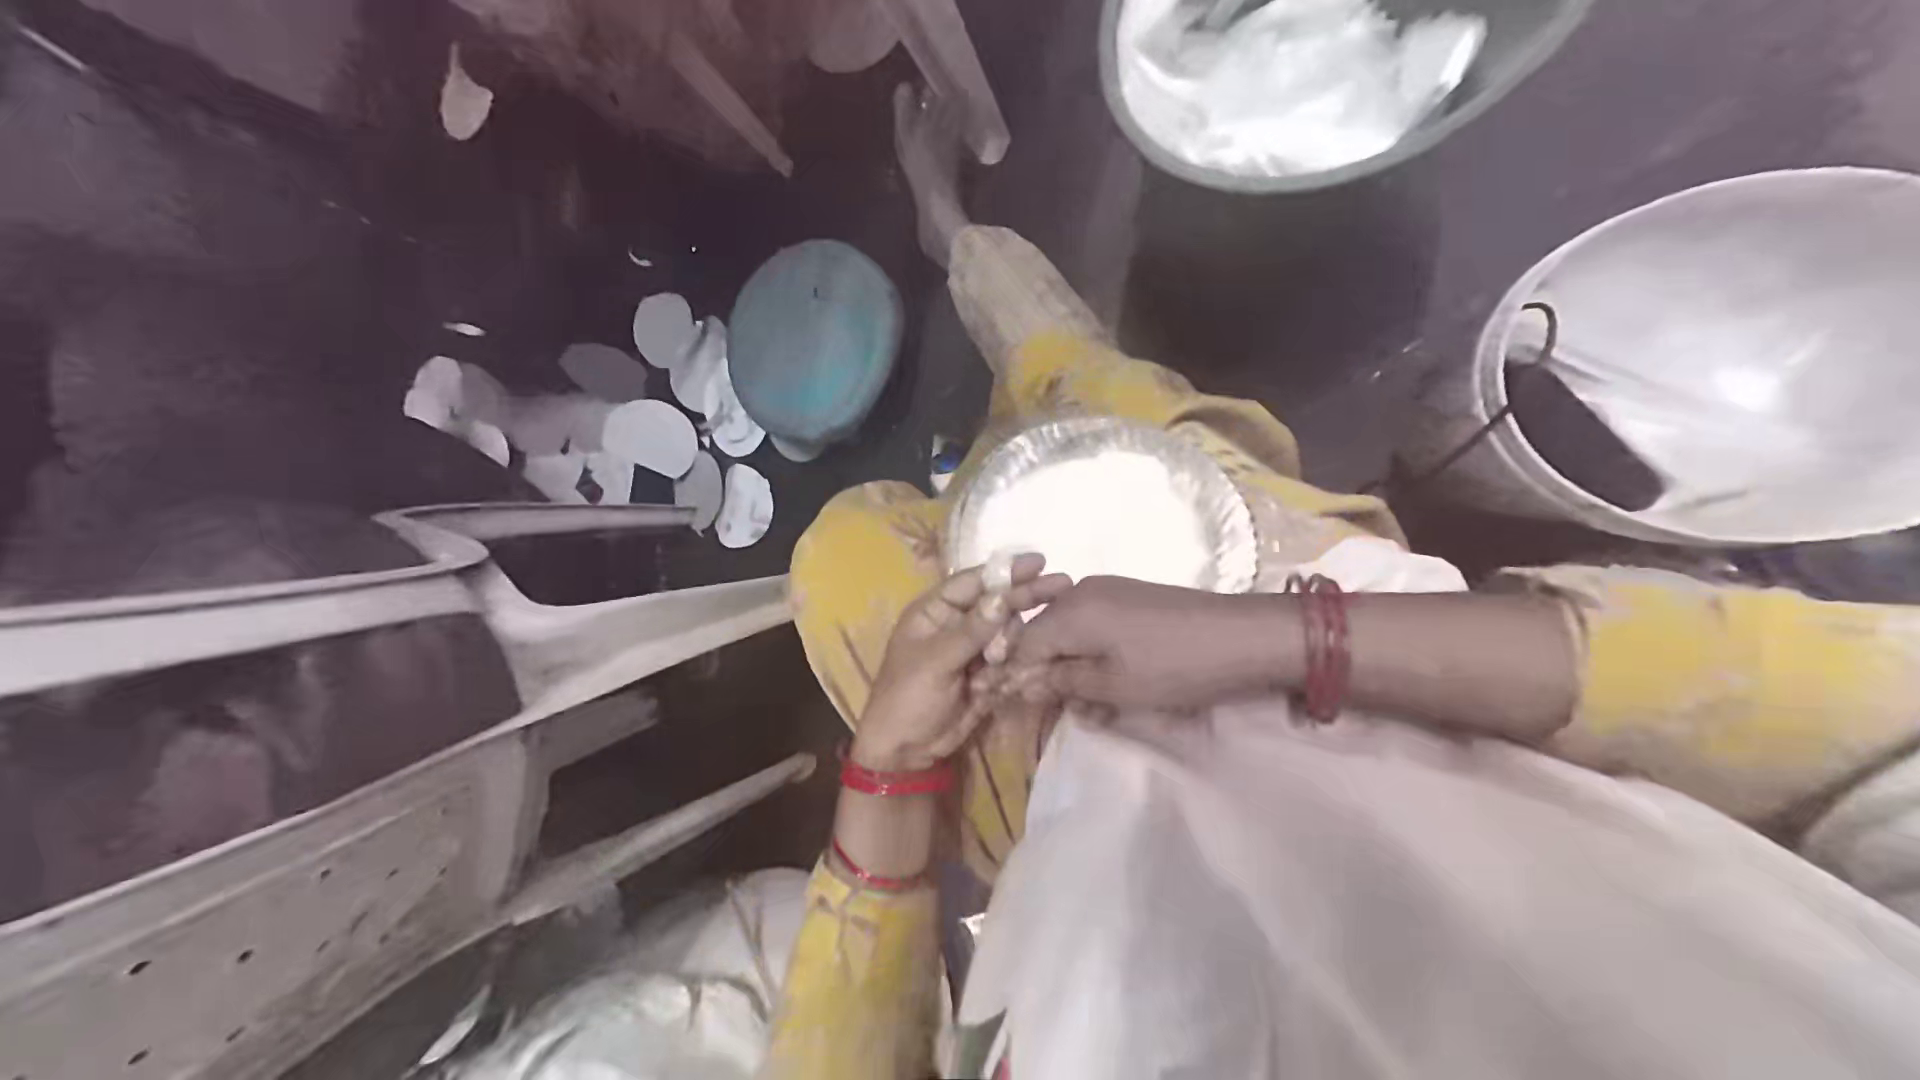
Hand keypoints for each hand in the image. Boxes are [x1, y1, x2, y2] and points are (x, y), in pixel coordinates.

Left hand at [853, 554, 1070, 771]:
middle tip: (1062, 585)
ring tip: (1004, 660)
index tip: (1038, 562)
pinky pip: (1010, 658)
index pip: (973, 582)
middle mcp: (955, 624)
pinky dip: (1017, 661)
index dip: (1005, 572)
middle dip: (1025, 595)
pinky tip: (1019, 669)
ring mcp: (972, 649)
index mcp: (934, 611)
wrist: (906, 751)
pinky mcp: (986, 673)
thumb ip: (972, 631)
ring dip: (1015, 639)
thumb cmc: (908, 698)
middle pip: (996, 602)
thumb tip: (1001, 598)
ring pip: (1007, 630)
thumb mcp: (937, 661)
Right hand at [1005, 576, 1290, 711]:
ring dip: (1077, 672)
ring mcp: (1108, 591)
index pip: (1023, 645)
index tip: (1028, 710)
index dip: (1019, 679)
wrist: (1245, 636)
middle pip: (1046, 638)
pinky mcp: (1130, 598)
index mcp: (1071, 611)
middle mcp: (1082, 592)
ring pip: (1072, 635)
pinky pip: (1096, 627)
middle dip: (1052, 678)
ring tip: (1102, 708)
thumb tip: (1025, 682)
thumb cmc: (1174, 666)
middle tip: (1075, 713)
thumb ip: (1062, 683)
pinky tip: (1116, 685)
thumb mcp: (1114, 685)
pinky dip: (1098, 657)